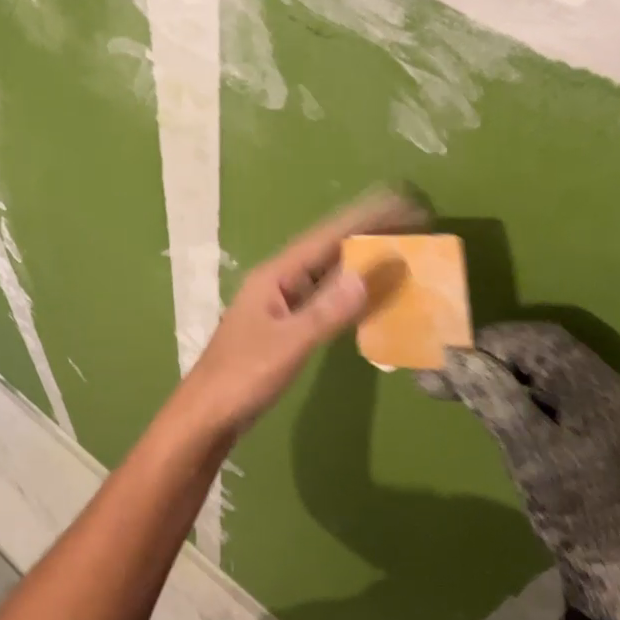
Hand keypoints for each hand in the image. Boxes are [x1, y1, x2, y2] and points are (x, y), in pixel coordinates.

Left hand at [179, 189, 426, 433]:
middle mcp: (277, 283)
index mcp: (274, 276)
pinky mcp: (284, 329)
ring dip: (362, 264)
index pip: (327, 238)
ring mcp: (280, 306)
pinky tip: (371, 298)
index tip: (403, 203)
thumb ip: (328, 311)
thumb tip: (369, 272)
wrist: (207, 416)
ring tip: (401, 252)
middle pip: (328, 251)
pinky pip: (324, 301)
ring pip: (327, 276)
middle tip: (413, 224)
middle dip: (368, 236)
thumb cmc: (242, 377)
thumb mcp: (290, 344)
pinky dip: (350, 296)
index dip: (366, 219)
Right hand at [416, 323, 619, 619]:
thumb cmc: (573, 508)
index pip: (543, 341)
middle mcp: (607, 390)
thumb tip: (457, 355)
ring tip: (451, 388)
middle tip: (441, 373)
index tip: (450, 356)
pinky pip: (545, 395)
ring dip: (494, 376)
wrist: (614, 564)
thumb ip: (495, 399)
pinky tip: (484, 404)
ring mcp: (600, 410)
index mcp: (601, 390)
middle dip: (487, 358)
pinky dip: (509, 393)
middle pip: (541, 354)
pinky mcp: (589, 429)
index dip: (494, 341)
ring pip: (539, 374)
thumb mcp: (530, 453)